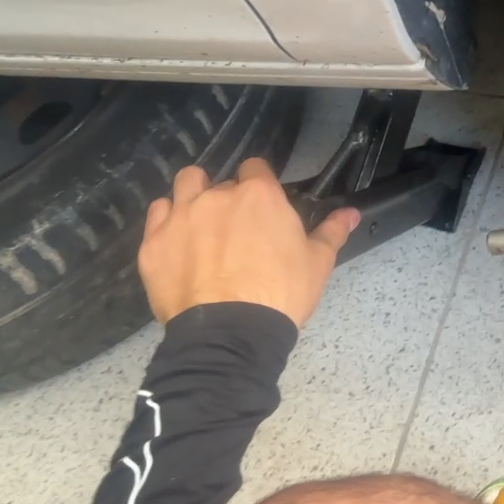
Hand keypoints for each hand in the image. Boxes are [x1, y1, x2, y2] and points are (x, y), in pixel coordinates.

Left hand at [138, 159, 359, 326]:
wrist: (230, 335)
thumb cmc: (281, 293)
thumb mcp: (317, 262)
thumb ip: (332, 231)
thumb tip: (351, 213)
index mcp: (259, 195)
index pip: (256, 167)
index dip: (261, 184)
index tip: (264, 206)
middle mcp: (218, 196)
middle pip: (221, 181)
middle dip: (229, 198)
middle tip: (237, 228)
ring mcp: (181, 217)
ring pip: (186, 185)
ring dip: (194, 196)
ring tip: (202, 222)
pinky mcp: (153, 244)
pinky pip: (157, 215)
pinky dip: (167, 222)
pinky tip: (178, 242)